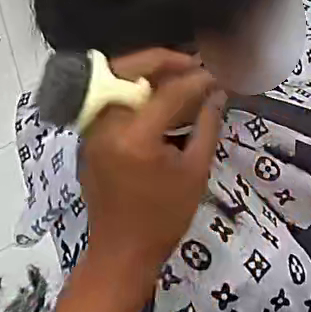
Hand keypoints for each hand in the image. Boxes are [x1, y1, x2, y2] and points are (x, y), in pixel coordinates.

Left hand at [78, 50, 225, 269]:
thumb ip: (207, 125)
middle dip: (164, 60)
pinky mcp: (89, 137)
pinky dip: (137, 91)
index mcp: (134, 137)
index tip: (220, 74)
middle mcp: (105, 125)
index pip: (170, 91)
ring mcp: (92, 130)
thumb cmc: (165, 216)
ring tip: (183, 77)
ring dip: (149, 73)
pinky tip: (164, 101)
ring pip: (116, 80)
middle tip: (195, 64)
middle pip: (129, 70)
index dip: (199, 79)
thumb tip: (217, 92)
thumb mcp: (196, 170)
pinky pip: (113, 99)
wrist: (122, 251)